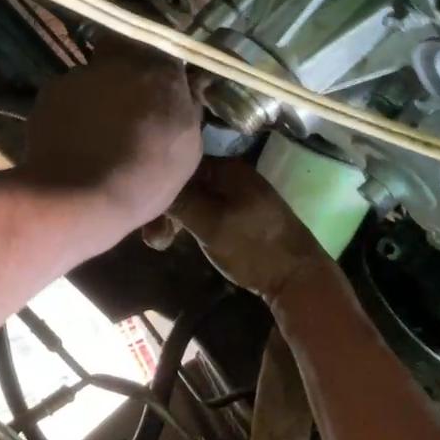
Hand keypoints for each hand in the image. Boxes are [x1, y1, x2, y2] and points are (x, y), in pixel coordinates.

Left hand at [17, 35, 200, 228]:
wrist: (79, 197)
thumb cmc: (144, 177)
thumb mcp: (187, 149)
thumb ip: (186, 108)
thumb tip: (186, 89)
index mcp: (160, 71)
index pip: (161, 48)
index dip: (155, 67)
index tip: (154, 87)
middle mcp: (118, 62)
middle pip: (120, 52)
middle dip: (120, 74)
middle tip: (122, 107)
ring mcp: (79, 74)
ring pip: (90, 76)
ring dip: (93, 95)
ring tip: (92, 132)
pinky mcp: (48, 91)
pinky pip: (65, 96)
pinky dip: (68, 111)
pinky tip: (69, 139)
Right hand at [145, 157, 333, 297]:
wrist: (298, 278)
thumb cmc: (253, 247)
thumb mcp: (210, 224)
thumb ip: (179, 201)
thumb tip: (148, 180)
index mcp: (227, 167)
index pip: (179, 162)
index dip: (157, 182)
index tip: (141, 207)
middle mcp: (231, 174)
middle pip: (183, 180)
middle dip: (162, 204)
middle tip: (150, 236)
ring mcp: (236, 193)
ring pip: (191, 197)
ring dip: (172, 216)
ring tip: (158, 242)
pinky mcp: (238, 213)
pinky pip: (203, 208)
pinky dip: (187, 221)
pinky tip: (174, 238)